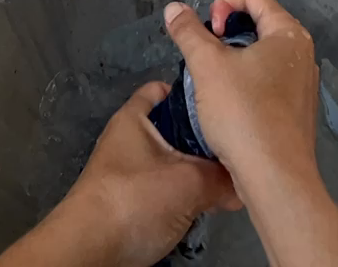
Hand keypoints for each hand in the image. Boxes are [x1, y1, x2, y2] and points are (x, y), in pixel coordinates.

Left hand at [0, 81, 241, 266]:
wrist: (92, 247)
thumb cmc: (134, 197)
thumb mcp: (188, 183)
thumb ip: (221, 178)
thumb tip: (244, 184)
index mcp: (134, 117)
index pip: (162, 90)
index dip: (191, 92)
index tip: (221, 103)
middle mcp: (130, 138)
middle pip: (173, 128)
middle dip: (203, 139)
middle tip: (236, 148)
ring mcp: (129, 171)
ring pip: (172, 161)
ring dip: (197, 171)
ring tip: (230, 179)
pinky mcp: (132, 201)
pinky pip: (166, 188)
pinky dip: (186, 194)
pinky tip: (209, 204)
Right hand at [164, 0, 337, 266]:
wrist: (275, 180)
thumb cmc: (243, 112)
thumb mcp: (206, 65)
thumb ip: (188, 31)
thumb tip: (174, 8)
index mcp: (288, 34)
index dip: (223, 4)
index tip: (208, 30)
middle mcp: (303, 55)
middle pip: (260, 24)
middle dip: (227, 32)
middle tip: (206, 53)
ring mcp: (304, 87)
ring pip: (263, 55)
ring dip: (234, 58)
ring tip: (213, 79)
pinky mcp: (298, 114)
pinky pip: (269, 82)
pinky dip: (247, 81)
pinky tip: (229, 105)